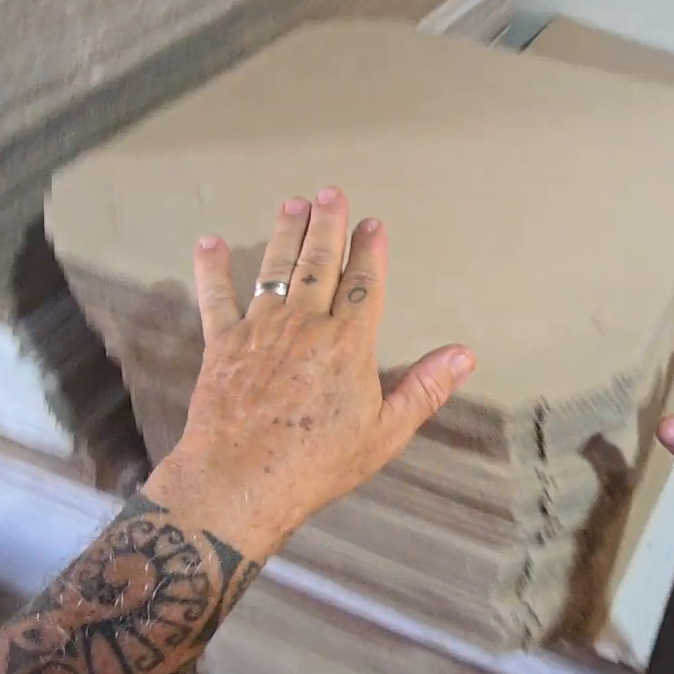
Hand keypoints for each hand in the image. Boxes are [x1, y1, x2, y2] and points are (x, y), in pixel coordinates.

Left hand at [142, 186, 475, 560]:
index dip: (370, 252)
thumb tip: (465, 356)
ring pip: (275, 269)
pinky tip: (208, 243)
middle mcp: (305, 325)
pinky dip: (211, 270)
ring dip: (285, 234)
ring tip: (292, 203)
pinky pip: (216, 298)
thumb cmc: (320, 460)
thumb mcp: (386, 431)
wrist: (242, 482)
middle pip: (319, 263)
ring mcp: (260, 331)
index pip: (363, 284)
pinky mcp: (223, 345)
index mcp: (347, 343)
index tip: (373, 224)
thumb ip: (425, 388)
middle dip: (328, 225)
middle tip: (331, 192)